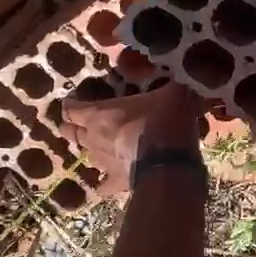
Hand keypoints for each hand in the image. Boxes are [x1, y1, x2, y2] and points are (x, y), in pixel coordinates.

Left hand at [60, 84, 207, 195]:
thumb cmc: (165, 121)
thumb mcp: (174, 92)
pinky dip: (102, 182)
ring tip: (99, 146)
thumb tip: (185, 70)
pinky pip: (101, 185)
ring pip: (84, 156)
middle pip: (70, 132)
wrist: (170, 164)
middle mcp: (94, 137)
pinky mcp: (115, 182)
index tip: (75, 99)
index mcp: (100, 113)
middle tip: (83, 121)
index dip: (71, 104)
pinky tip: (107, 180)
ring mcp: (103, 162)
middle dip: (73, 126)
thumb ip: (173, 82)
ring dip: (89, 150)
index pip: (72, 108)